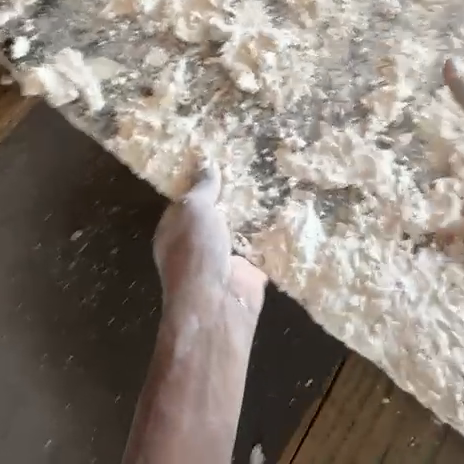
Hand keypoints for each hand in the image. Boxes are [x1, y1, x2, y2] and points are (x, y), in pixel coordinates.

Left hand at [153, 164, 267, 322]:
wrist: (216, 303)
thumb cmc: (195, 251)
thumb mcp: (194, 209)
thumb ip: (202, 187)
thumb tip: (207, 163)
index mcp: (175, 229)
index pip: (188, 200)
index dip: (203, 182)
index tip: (223, 159)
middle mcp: (197, 243)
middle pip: (217, 213)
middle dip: (233, 196)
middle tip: (255, 166)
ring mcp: (223, 258)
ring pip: (240, 228)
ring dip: (254, 214)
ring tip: (276, 181)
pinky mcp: (248, 269)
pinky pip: (260, 246)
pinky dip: (272, 234)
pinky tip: (288, 210)